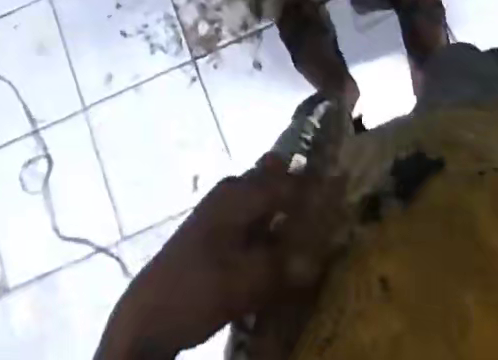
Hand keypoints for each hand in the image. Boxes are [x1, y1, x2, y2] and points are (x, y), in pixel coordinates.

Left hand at [98, 159, 341, 358]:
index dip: (317, 189)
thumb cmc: (194, 288)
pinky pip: (258, 228)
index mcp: (237, 194)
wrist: (149, 315)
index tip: (349, 194)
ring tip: (322, 232)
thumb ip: (283, 268)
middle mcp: (232, 195)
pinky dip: (276, 236)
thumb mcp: (242, 282)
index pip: (287, 183)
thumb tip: (323, 258)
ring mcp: (224, 216)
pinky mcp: (221, 240)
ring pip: (268, 206)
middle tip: (340, 208)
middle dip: (305, 193)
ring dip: (291, 217)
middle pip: (277, 186)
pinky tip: (291, 256)